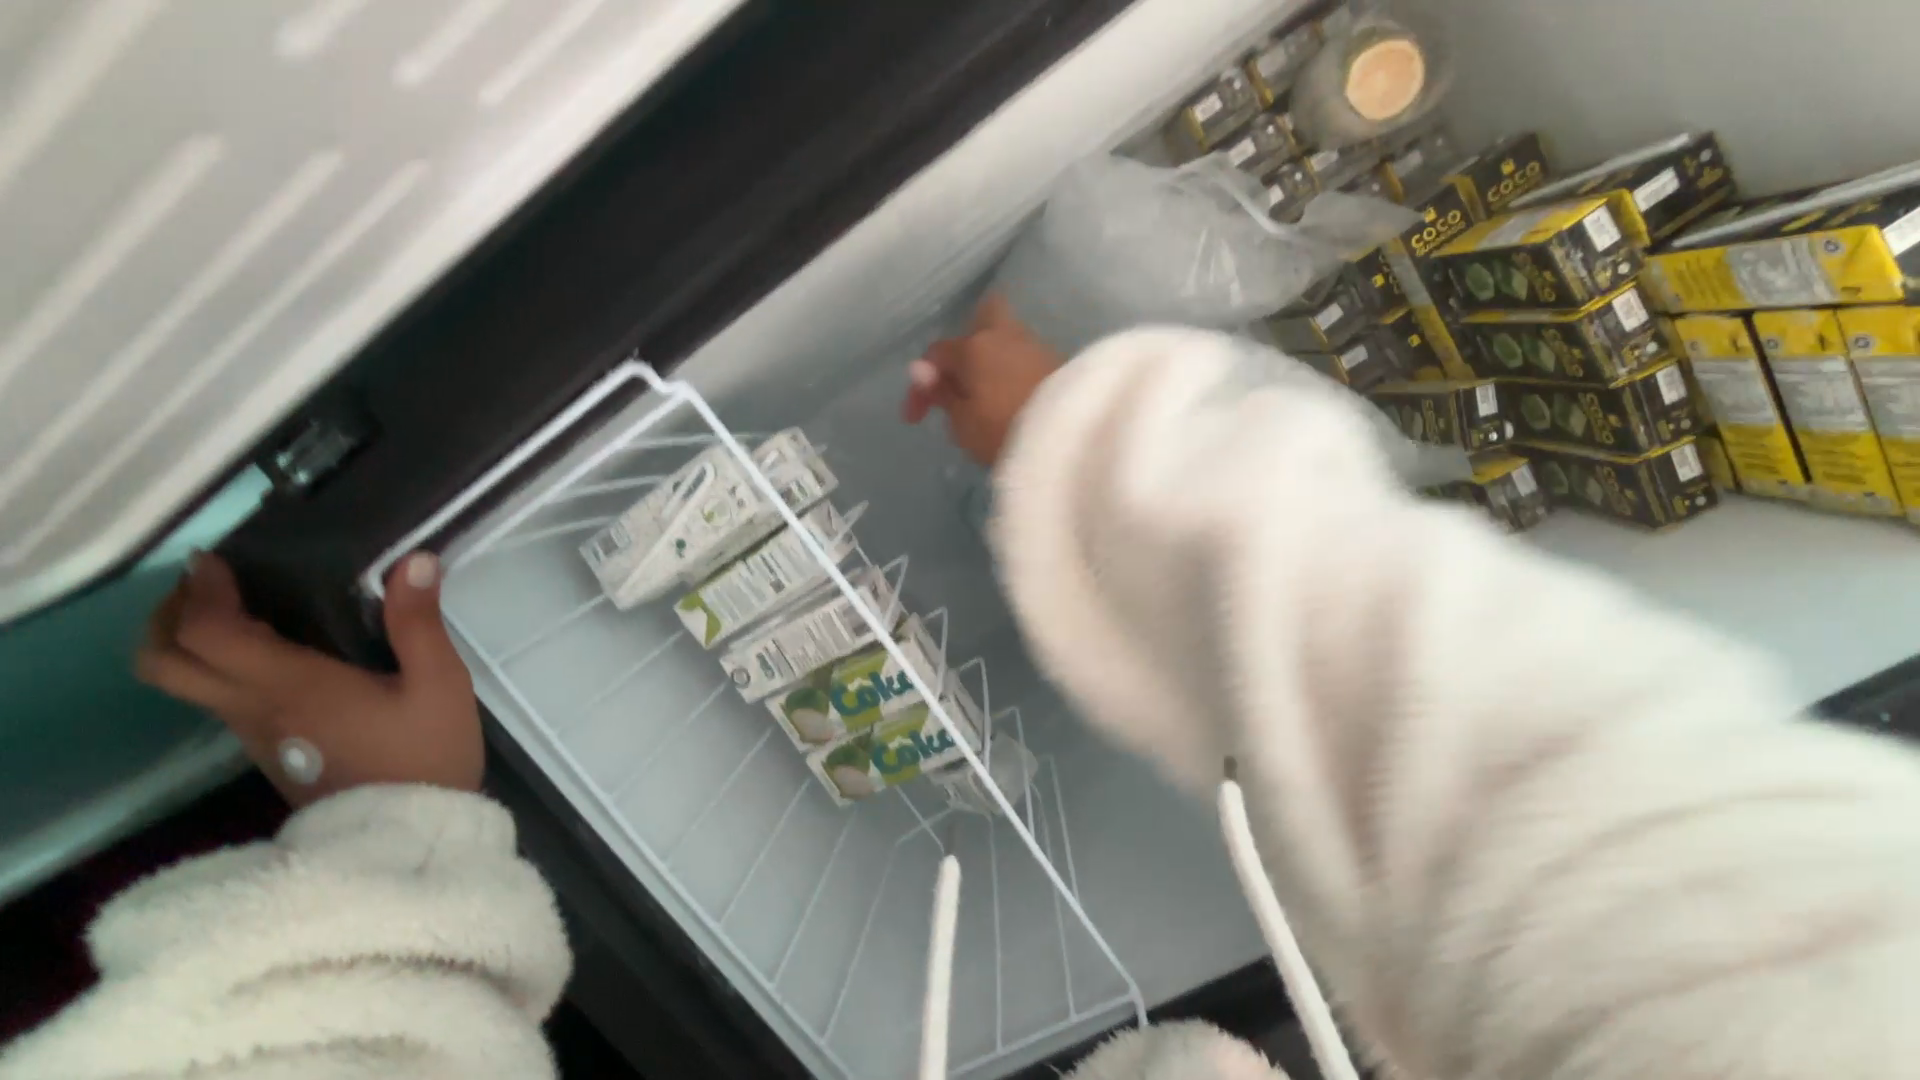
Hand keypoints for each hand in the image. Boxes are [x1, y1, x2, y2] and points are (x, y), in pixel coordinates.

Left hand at [136, 552, 481, 806]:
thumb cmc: (425, 753)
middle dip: (169, 616)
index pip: (210, 633)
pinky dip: (221, 665)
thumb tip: (413, 561)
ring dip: (190, 639)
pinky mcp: (269, 751)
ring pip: (186, 682)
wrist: (409, 836)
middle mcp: (255, 709)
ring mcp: (256, 734)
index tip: (218, 560)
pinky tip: (272, 654)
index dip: (204, 592)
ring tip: (238, 611)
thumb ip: (419, 622)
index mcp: (292, 687)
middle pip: (165, 662)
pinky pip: (219, 698)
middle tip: (208, 585)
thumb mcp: (440, 683)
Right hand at [902, 294, 1061, 466]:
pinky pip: (1026, 359)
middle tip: (961, 377)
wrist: (1072, 438)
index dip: (921, 385)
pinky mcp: (1059, 364)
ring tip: (986, 397)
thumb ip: (943, 396)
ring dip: (992, 362)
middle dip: (968, 341)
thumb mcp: (962, 424)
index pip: (937, 354)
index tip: (916, 418)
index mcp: (973, 347)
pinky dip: (1013, 373)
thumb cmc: (1004, 431)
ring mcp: (1036, 346)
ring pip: (1007, 340)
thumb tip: (923, 369)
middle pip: (984, 316)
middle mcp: (1004, 336)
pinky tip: (1012, 398)